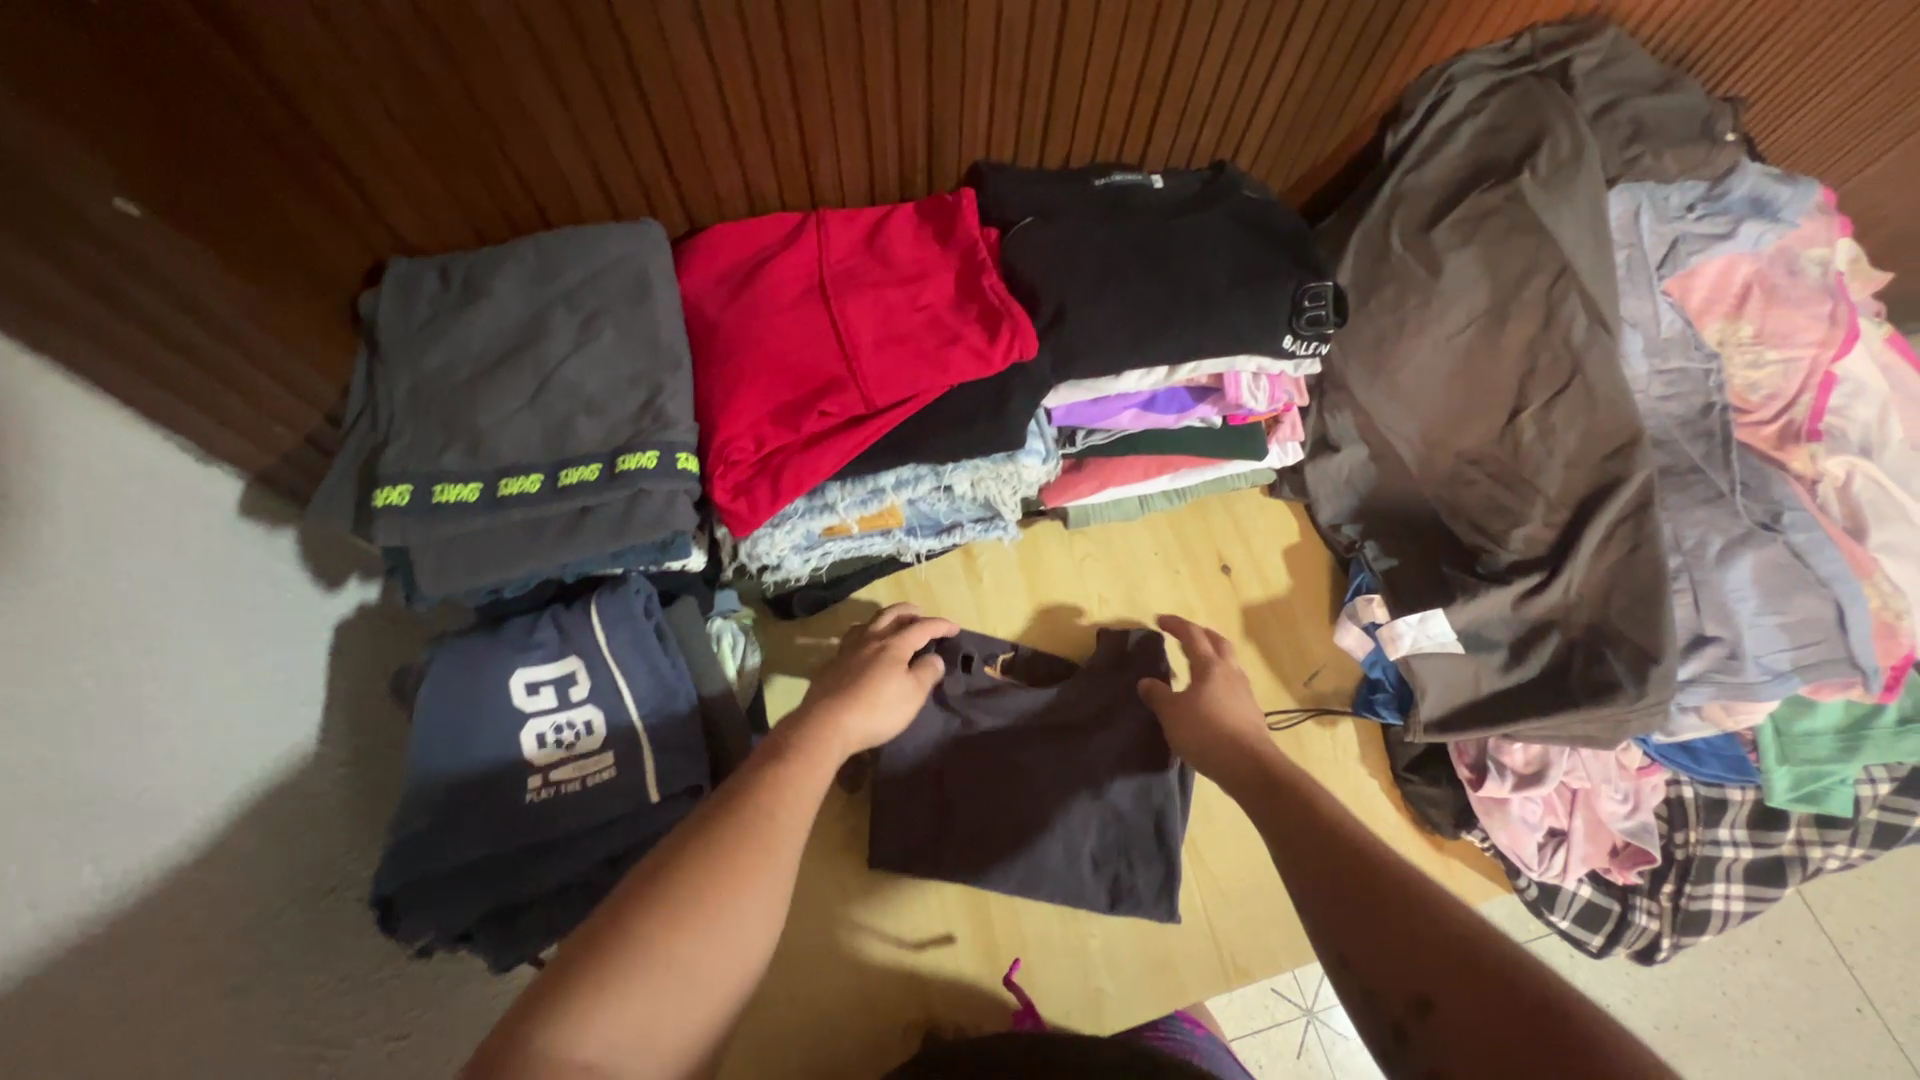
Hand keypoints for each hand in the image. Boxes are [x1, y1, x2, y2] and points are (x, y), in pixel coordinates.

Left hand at [792, 603, 959, 758]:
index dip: (940, 625)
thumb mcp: (913, 695)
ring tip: (890, 626)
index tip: (955, 628)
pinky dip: (865, 637)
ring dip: (884, 619)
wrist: (827, 724)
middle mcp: (870, 639)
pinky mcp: (832, 664)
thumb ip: (927, 672)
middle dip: (909, 611)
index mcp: (893, 644)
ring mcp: (847, 650)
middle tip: (920, 613)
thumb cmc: (877, 710)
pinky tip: (864, 650)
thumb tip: (934, 658)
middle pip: (891, 615)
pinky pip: (852, 640)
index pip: (922, 627)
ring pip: (867, 623)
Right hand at [1138, 615, 1278, 790]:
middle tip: (1183, 634)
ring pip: (1228, 662)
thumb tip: (1146, 682)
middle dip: (1200, 633)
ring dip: (1213, 655)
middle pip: (1218, 642)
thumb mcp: (1171, 714)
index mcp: (1209, 666)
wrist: (1248, 765)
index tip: (1160, 620)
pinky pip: (1232, 683)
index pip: (1192, 635)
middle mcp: (1230, 672)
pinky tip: (1210, 693)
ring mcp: (1244, 691)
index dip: (1175, 624)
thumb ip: (1158, 695)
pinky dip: (1218, 678)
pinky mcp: (1250, 710)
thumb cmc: (1205, 733)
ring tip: (1197, 662)